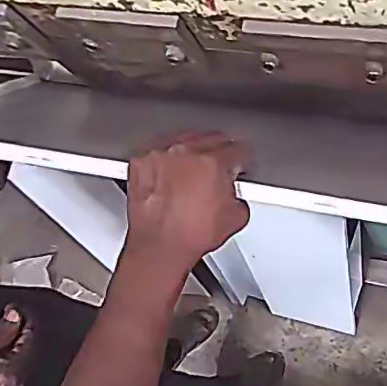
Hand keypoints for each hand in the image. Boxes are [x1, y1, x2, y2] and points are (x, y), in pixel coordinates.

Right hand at [0, 306, 35, 385]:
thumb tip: (15, 315)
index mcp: (13, 371)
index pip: (29, 338)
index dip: (24, 320)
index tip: (15, 309)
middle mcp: (20, 378)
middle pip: (31, 345)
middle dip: (23, 328)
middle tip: (11, 315)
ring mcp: (17, 383)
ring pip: (26, 353)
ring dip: (19, 338)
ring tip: (6, 326)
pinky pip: (20, 361)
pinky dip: (15, 350)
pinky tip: (4, 344)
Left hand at [124, 132, 250, 272]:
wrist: (159, 247)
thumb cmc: (189, 235)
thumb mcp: (236, 217)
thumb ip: (240, 194)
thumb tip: (236, 189)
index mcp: (212, 163)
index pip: (238, 148)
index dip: (244, 158)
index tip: (242, 161)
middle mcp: (185, 153)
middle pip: (213, 137)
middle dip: (222, 151)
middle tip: (222, 166)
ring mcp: (160, 154)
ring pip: (186, 138)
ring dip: (195, 149)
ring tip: (197, 168)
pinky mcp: (141, 160)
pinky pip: (161, 148)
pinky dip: (170, 156)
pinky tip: (175, 169)